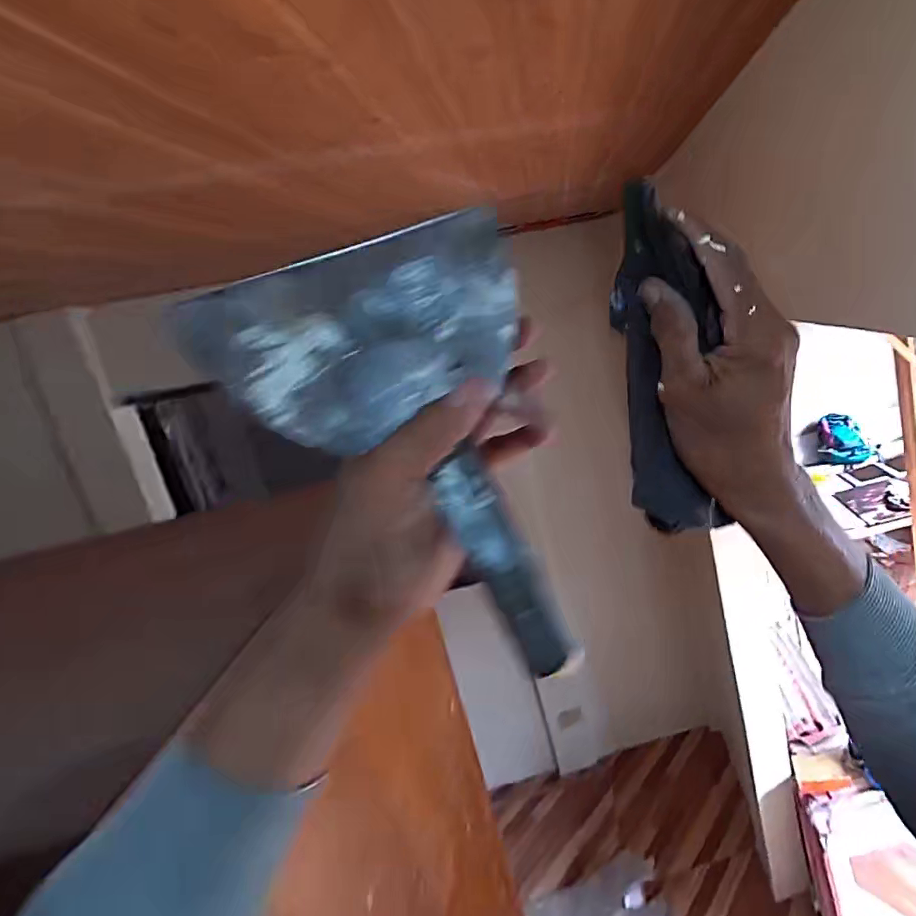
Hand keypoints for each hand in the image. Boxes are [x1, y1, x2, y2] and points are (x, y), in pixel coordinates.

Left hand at [185, 326, 551, 788]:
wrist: (371, 598)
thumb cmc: (370, 535)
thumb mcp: (393, 475)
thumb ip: (432, 430)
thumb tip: (479, 381)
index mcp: (390, 422)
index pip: (426, 372)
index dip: (456, 344)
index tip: (486, 317)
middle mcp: (419, 433)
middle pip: (462, 388)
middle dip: (495, 361)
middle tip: (529, 332)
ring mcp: (447, 460)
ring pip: (485, 419)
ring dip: (515, 398)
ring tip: (545, 371)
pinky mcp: (470, 488)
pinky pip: (498, 456)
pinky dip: (519, 443)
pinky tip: (543, 433)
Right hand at [638, 211, 803, 524]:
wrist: (760, 482)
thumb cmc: (718, 444)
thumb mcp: (683, 389)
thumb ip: (671, 330)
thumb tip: (654, 284)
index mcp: (758, 333)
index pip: (726, 266)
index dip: (696, 235)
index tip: (667, 213)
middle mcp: (777, 327)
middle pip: (739, 270)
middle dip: (701, 243)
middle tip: (663, 226)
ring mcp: (780, 339)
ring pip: (742, 287)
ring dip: (708, 266)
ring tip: (671, 249)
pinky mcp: (774, 351)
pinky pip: (743, 308)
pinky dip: (716, 291)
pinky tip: (691, 289)